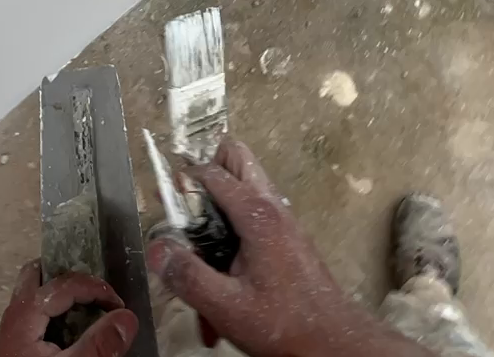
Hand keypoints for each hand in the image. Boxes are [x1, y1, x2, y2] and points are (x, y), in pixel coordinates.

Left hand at [0, 261, 138, 356]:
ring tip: (87, 309)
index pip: (66, 282)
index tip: (119, 307)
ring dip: (61, 295)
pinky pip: (35, 314)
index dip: (97, 289)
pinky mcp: (15, 345)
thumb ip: (99, 344)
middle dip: (69, 277)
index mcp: (26, 311)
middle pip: (39, 274)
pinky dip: (55, 312)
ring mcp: (12, 328)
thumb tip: (129, 317)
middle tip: (96, 294)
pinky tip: (72, 331)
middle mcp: (15, 311)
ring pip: (35, 293)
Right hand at [147, 139, 409, 356]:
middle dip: (207, 172)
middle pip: (235, 157)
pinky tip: (226, 275)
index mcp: (256, 213)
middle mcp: (271, 205)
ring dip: (219, 206)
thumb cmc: (286, 325)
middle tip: (188, 207)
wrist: (337, 346)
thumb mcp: (228, 306)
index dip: (184, 182)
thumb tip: (156, 249)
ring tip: (202, 249)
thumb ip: (189, 276)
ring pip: (244, 186)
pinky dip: (234, 232)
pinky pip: (253, 215)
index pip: (212, 172)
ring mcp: (282, 219)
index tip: (166, 201)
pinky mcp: (286, 237)